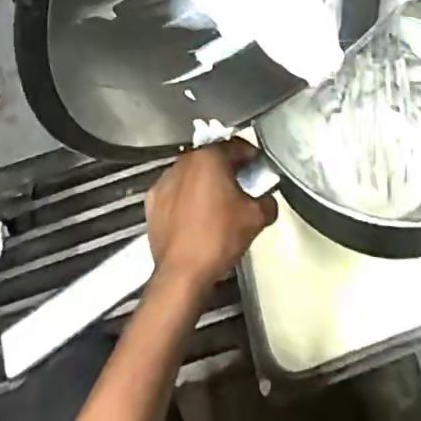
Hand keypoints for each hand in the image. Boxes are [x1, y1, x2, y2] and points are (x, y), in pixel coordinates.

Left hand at [144, 140, 277, 290]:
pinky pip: (175, 191)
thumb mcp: (256, 218)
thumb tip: (267, 199)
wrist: (182, 273)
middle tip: (241, 186)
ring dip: (205, 182)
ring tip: (216, 203)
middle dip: (227, 169)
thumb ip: (268, 201)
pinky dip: (186, 197)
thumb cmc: (220, 237)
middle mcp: (185, 161)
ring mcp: (165, 180)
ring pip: (192, 173)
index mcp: (210, 158)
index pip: (236, 146)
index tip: (258, 167)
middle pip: (212, 158)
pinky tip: (194, 215)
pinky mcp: (153, 200)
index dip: (251, 156)